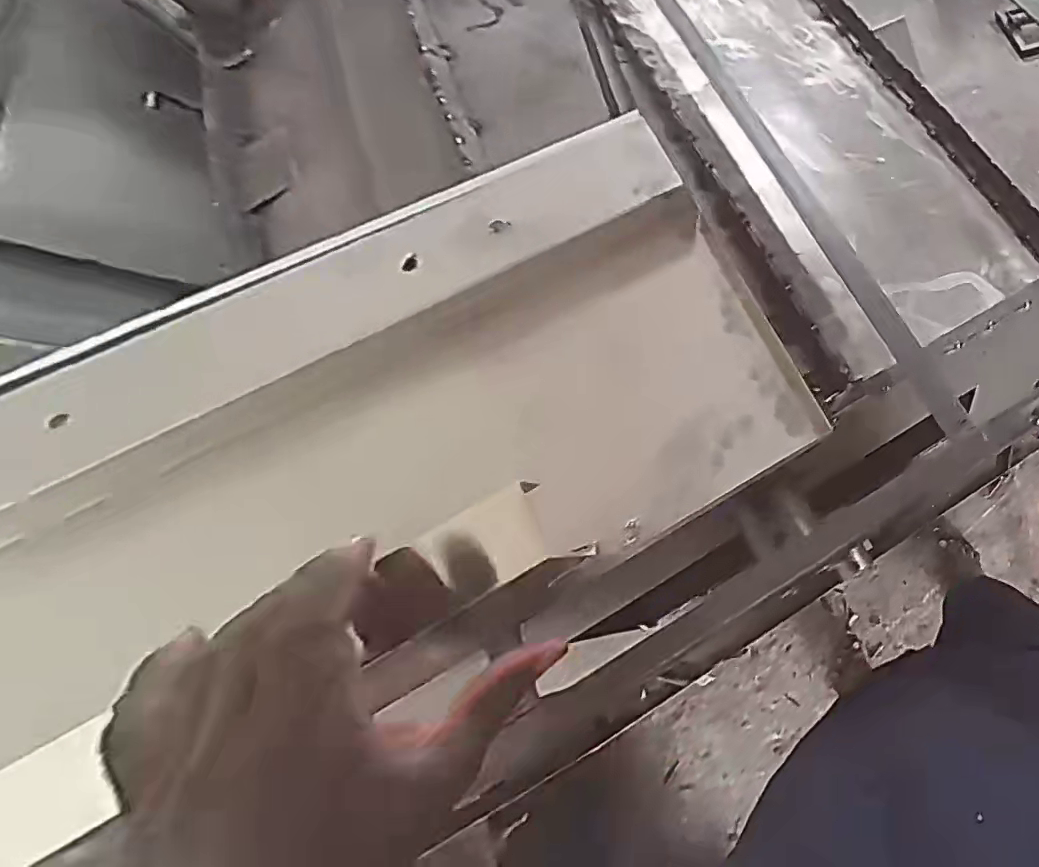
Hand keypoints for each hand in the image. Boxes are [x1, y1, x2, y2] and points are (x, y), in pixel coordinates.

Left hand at [103, 540, 566, 866]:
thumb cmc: (355, 852)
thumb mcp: (439, 780)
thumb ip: (490, 706)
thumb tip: (551, 648)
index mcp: (307, 721)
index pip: (308, 625)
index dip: (333, 575)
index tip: (364, 546)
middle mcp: (234, 730)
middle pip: (262, 630)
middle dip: (309, 586)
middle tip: (353, 567)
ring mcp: (180, 758)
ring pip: (210, 659)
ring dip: (258, 615)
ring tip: (299, 596)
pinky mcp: (148, 786)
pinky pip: (145, 712)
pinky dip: (167, 668)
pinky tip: (190, 642)